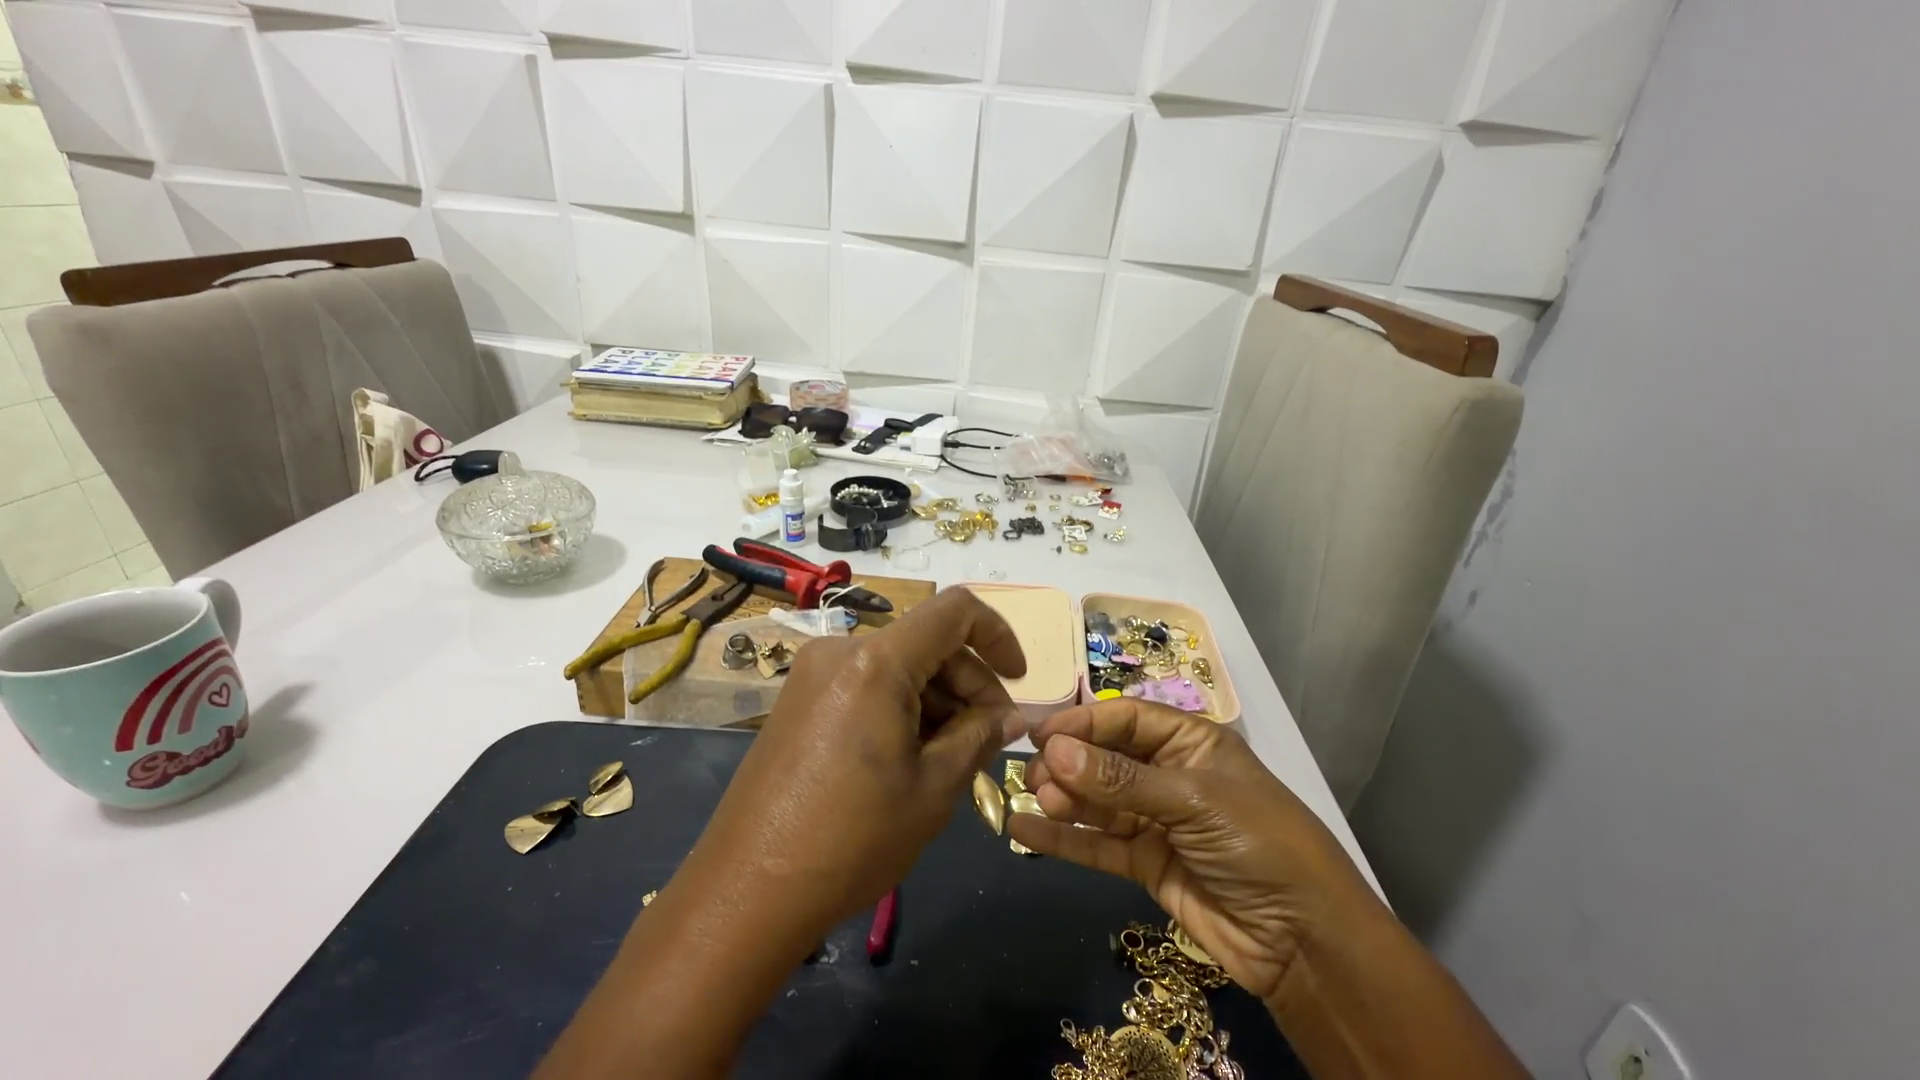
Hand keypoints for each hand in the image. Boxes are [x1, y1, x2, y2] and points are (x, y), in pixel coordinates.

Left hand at [684, 587, 1026, 931]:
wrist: (749, 889)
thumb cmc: (853, 838)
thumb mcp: (933, 789)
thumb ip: (979, 737)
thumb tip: (1013, 715)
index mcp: (876, 661)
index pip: (955, 611)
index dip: (999, 636)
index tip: (1020, 682)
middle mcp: (839, 652)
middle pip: (926, 643)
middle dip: (970, 683)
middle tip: (991, 740)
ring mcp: (811, 677)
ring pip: (897, 667)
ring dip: (937, 701)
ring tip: (954, 760)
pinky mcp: (797, 704)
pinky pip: (865, 687)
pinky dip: (901, 710)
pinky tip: (912, 760)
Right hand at [1010, 700, 1387, 1003]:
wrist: (1302, 938)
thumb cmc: (1259, 843)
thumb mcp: (1193, 800)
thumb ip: (1121, 780)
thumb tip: (1054, 751)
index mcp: (1192, 742)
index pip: (1127, 719)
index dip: (1083, 723)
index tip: (1040, 734)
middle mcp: (1170, 775)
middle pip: (1106, 758)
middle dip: (1069, 762)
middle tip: (1034, 775)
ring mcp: (1156, 821)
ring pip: (1097, 801)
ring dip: (1063, 797)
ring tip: (1032, 798)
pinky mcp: (1145, 864)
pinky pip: (1097, 844)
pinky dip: (1062, 839)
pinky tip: (1023, 832)